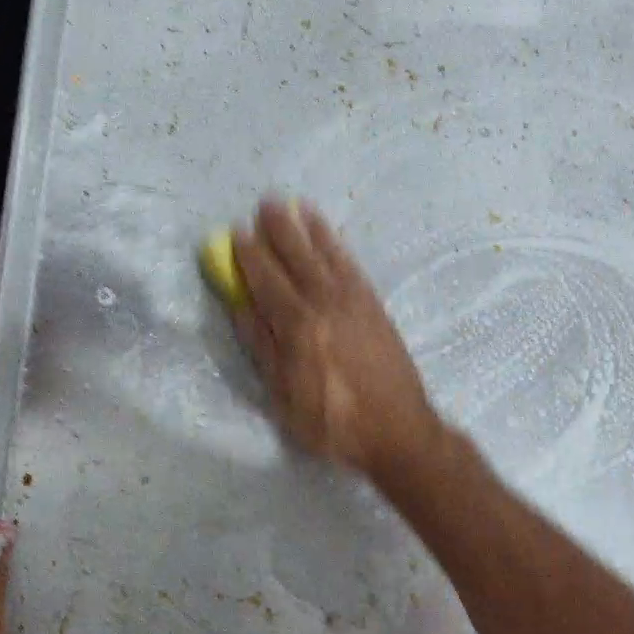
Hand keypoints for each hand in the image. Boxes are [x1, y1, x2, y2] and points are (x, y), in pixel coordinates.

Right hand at [229, 197, 441, 479]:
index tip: (236, 233)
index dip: (249, 256)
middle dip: (278, 230)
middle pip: (296, 259)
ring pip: (325, 255)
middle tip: (265, 204)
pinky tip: (329, 235)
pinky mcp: (374, 306)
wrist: (396, 430)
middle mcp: (324, 305)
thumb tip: (241, 308)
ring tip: (295, 205)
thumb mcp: (284, 397)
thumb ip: (263, 350)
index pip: (266, 282)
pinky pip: (351, 266)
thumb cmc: (332, 423)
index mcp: (297, 328)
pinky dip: (337, 246)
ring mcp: (353, 302)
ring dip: (308, 229)